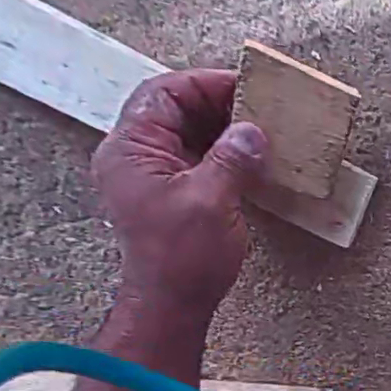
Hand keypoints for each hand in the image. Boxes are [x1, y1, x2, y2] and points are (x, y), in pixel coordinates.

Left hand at [91, 69, 266, 313]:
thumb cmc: (182, 258)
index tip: (244, 88)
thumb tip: (252, 131)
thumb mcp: (211, 200)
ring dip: (223, 132)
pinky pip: (197, 161)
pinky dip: (222, 155)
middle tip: (258, 110)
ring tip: (260, 133)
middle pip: (174, 111)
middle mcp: (136, 158)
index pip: (163, 94)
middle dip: (217, 107)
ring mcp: (153, 179)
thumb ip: (232, 159)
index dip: (204, 84)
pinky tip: (250, 160)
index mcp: (131, 150)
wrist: (172, 305)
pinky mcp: (172, 197)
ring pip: (188, 136)